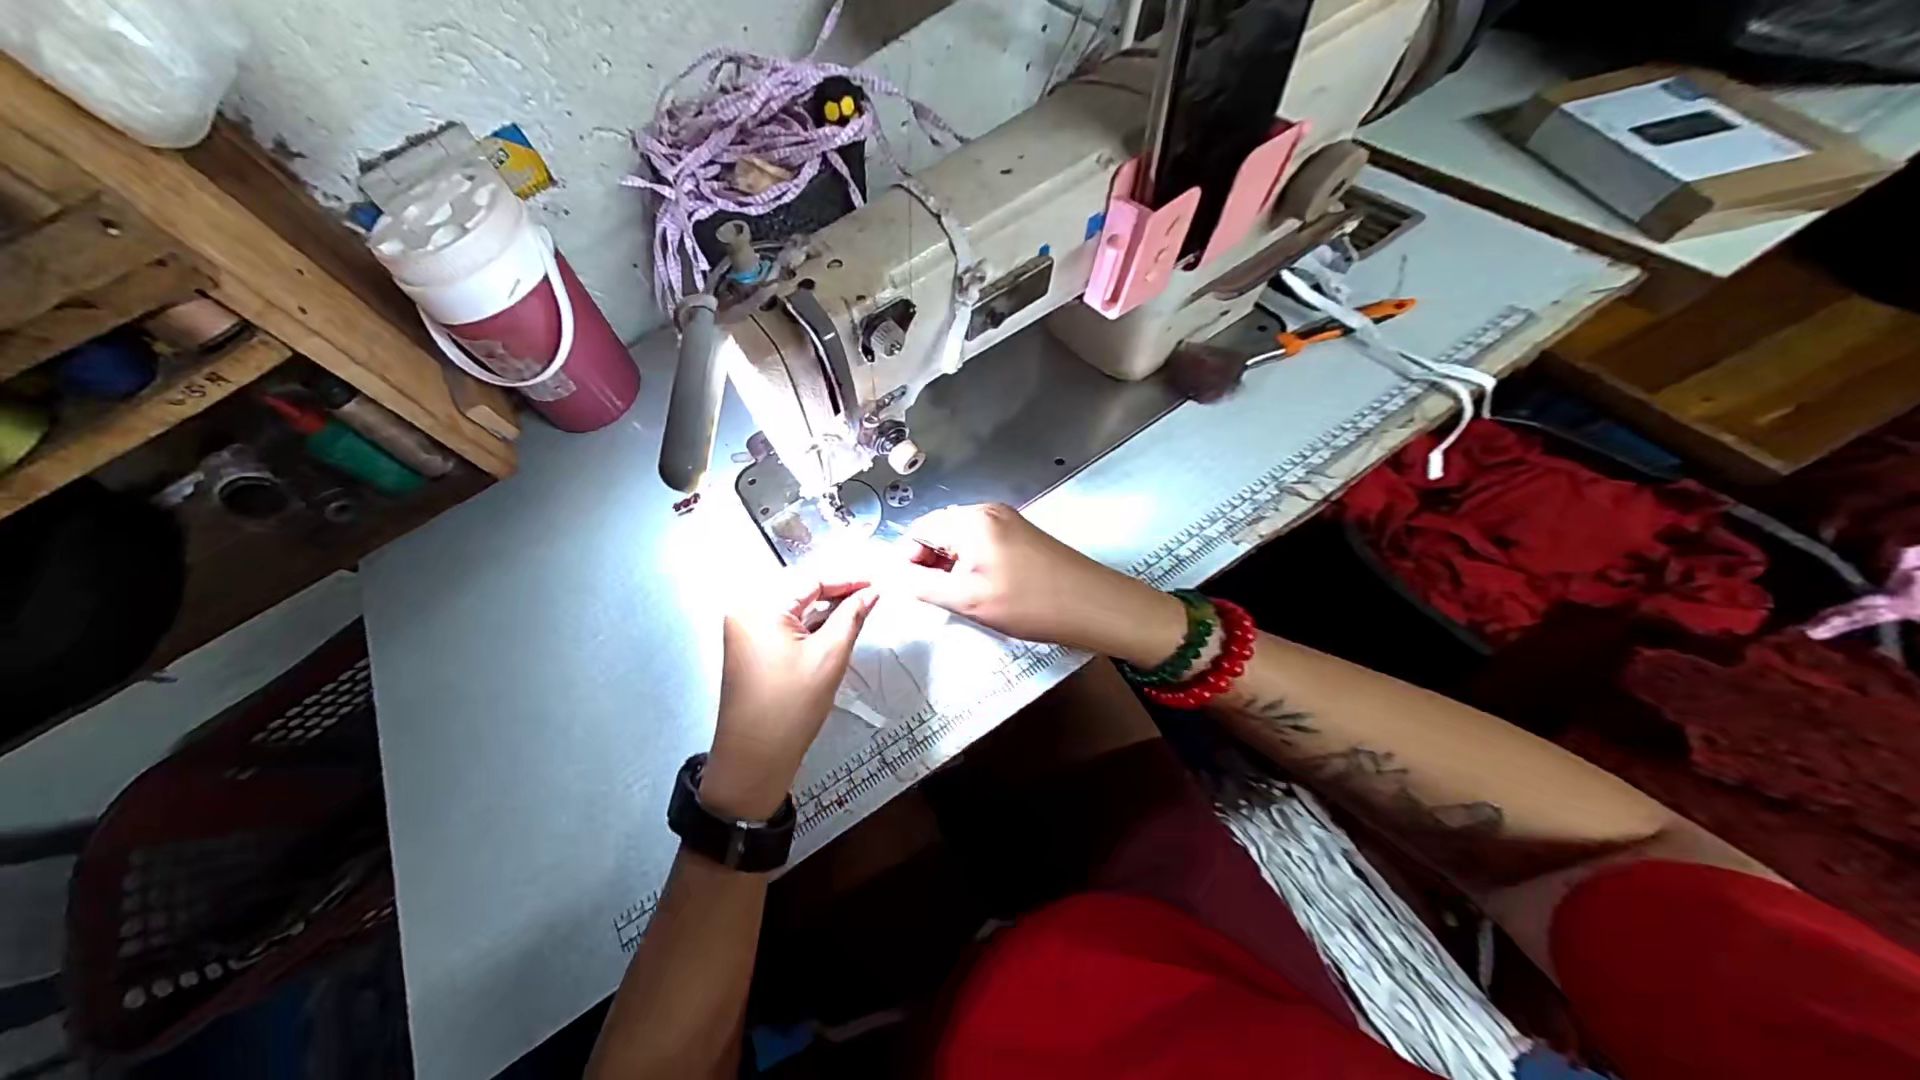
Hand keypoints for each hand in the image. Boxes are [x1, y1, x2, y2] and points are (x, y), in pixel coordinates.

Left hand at [702, 569, 878, 819]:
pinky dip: (808, 621)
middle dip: (836, 590)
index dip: (848, 579)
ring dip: (824, 605)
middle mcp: (745, 609)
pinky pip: (782, 622)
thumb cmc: (792, 707)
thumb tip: (871, 592)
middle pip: (800, 587)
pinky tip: (833, 624)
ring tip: (858, 607)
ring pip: (792, 604)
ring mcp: (742, 628)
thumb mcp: (830, 656)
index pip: (812, 578)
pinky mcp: (747, 645)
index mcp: (760, 607)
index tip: (876, 582)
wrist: (754, 757)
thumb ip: (852, 616)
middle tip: (871, 593)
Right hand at [887, 503, 1186, 668]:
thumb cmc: (1030, 604)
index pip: (918, 530)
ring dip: (953, 566)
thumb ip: (922, 584)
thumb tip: (890, 574)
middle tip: (944, 597)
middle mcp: (987, 511)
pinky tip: (987, 589)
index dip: (909, 560)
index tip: (918, 590)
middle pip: (939, 531)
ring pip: (960, 540)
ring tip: (968, 596)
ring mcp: (1007, 520)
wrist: (1094, 605)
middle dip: (932, 563)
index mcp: (970, 520)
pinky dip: (974, 564)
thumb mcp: (967, 600)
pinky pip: (982, 543)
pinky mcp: (1021, 534)